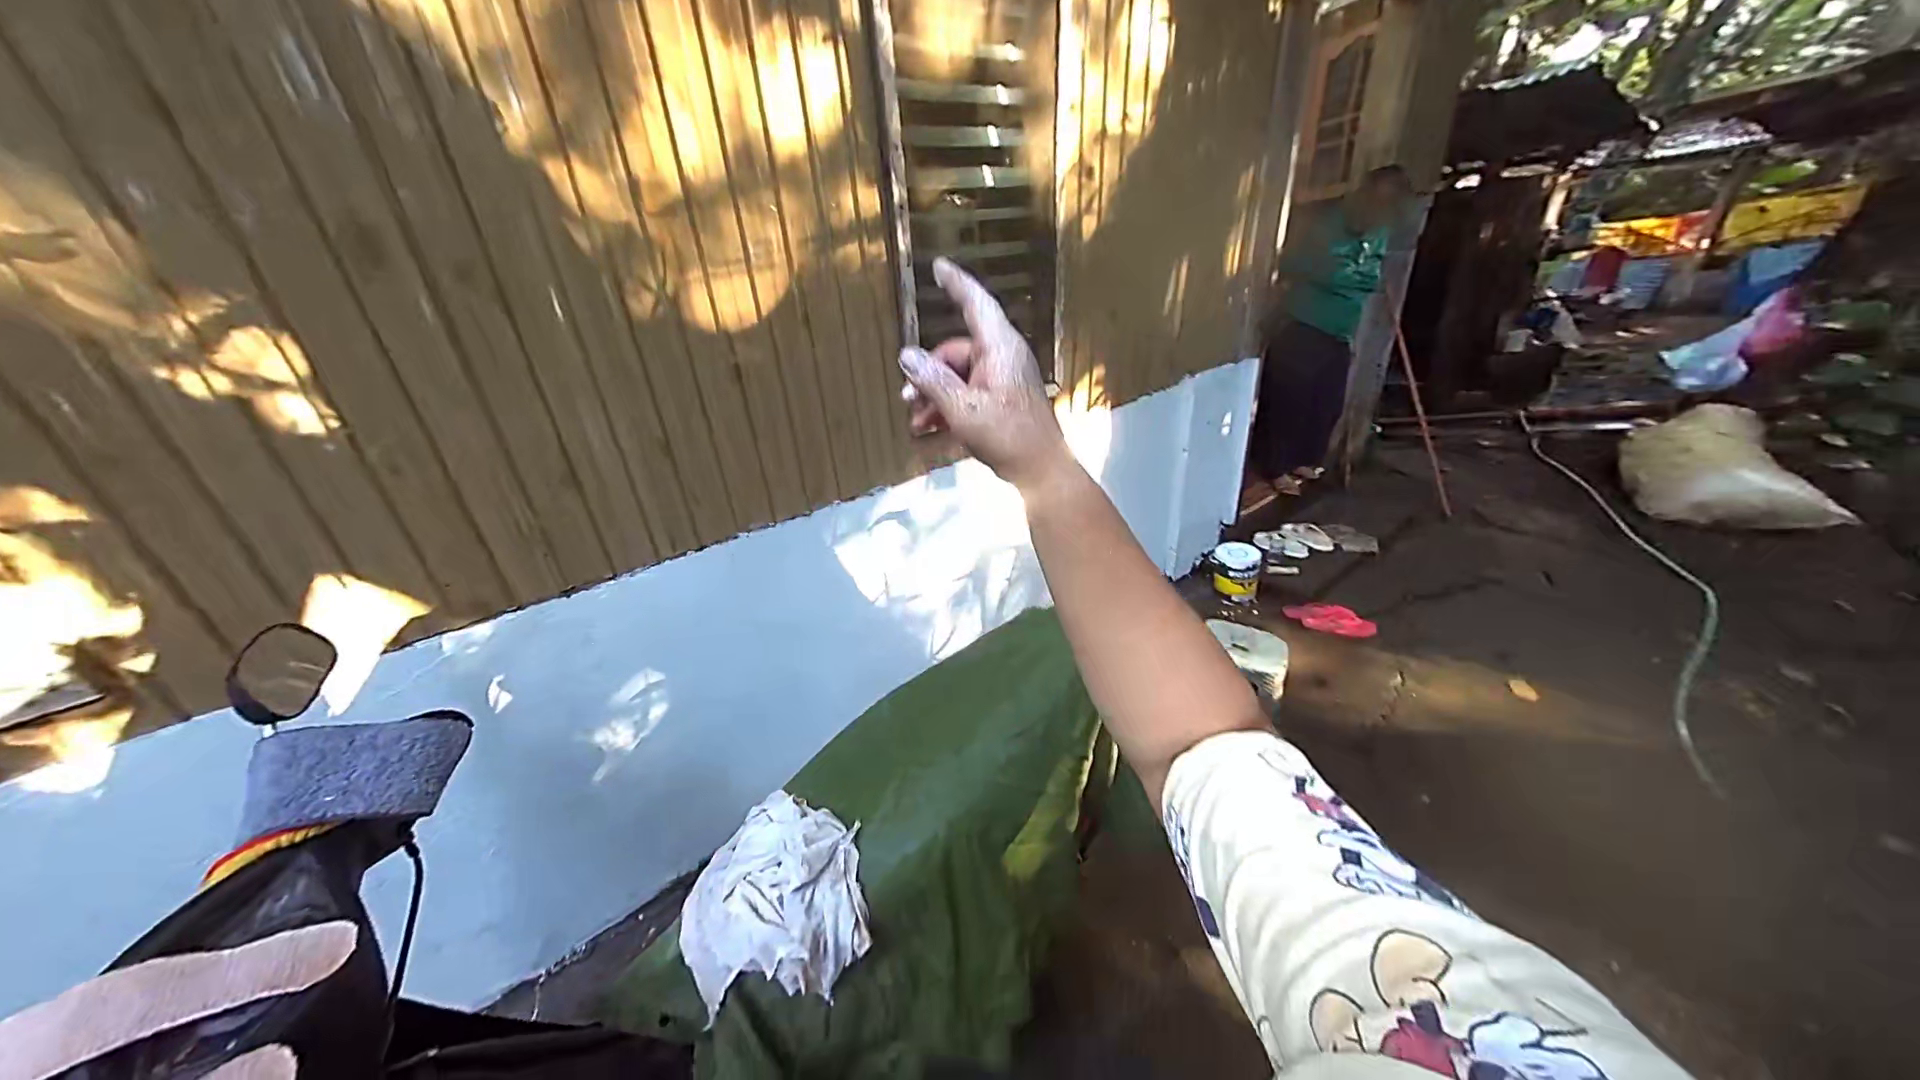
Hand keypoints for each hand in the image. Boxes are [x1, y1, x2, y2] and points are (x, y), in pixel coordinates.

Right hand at [899, 258, 1069, 490]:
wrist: (1041, 471)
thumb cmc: (1008, 436)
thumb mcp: (963, 409)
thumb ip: (933, 381)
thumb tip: (907, 355)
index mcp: (999, 348)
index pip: (975, 303)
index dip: (956, 283)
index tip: (938, 267)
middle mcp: (1002, 357)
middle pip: (956, 351)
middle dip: (928, 373)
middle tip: (908, 398)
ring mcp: (1003, 380)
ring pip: (959, 376)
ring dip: (935, 396)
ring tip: (917, 421)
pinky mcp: (1003, 401)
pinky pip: (969, 394)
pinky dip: (949, 407)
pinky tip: (930, 429)